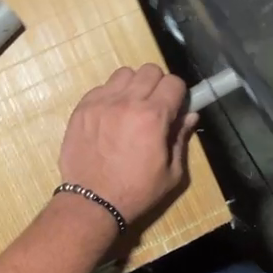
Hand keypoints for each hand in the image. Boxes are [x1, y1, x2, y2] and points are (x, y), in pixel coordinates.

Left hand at [58, 64, 197, 221]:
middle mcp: (127, 102)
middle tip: (154, 108)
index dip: (178, 95)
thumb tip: (190, 116)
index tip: (174, 109)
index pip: (174, 82)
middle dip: (158, 86)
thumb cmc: (136, 192)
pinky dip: (110, 96)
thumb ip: (181, 138)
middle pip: (150, 71)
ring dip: (133, 86)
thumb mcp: (171, 172)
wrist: (92, 202)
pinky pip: (101, 87)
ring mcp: (101, 103)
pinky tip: (110, 117)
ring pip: (124, 74)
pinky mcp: (82, 108)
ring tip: (130, 109)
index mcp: (153, 116)